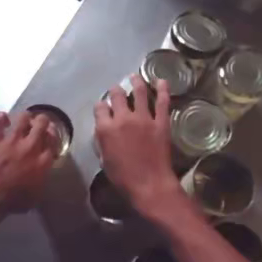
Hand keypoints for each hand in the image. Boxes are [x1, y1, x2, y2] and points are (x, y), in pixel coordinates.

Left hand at [0, 110, 56, 217]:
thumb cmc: (14, 201)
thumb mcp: (37, 194)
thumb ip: (42, 177)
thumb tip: (42, 171)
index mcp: (43, 161)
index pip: (54, 140)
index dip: (52, 137)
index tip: (48, 139)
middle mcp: (31, 147)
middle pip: (42, 122)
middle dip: (42, 122)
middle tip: (37, 126)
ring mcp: (13, 141)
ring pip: (24, 117)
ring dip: (25, 118)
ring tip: (23, 122)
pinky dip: (1, 118)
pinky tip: (3, 121)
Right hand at [93, 74, 184, 218]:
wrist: (149, 184)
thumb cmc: (123, 177)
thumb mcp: (105, 159)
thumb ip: (103, 141)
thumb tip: (104, 131)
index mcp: (106, 128)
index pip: (99, 108)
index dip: (100, 106)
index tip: (103, 107)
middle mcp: (123, 118)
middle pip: (116, 96)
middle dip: (115, 90)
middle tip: (117, 89)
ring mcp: (144, 118)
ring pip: (139, 92)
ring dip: (135, 82)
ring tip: (134, 77)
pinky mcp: (161, 121)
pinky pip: (162, 101)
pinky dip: (162, 89)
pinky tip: (161, 81)